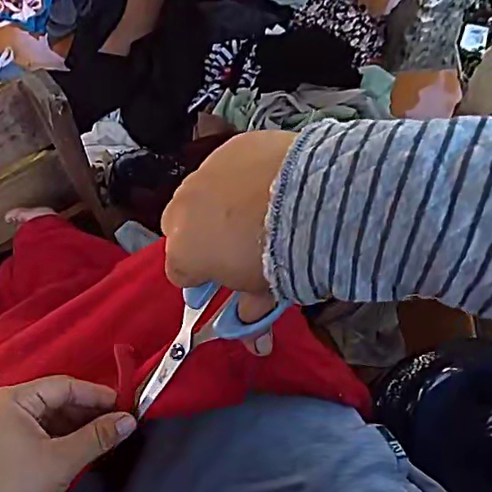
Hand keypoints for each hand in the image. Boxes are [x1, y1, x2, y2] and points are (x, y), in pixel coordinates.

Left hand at [0, 377, 135, 491]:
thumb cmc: (20, 486)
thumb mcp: (64, 459)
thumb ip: (99, 436)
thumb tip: (128, 421)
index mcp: (10, 400)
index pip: (62, 386)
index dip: (96, 395)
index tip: (122, 406)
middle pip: (52, 400)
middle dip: (86, 412)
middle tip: (114, 423)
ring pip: (44, 417)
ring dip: (73, 425)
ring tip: (101, 437)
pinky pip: (32, 431)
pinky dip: (56, 436)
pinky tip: (78, 445)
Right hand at [161, 130, 296, 329]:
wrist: (312, 202)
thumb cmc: (281, 259)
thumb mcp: (265, 293)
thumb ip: (250, 316)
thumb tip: (258, 346)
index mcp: (183, 254)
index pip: (179, 273)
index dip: (201, 278)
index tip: (223, 279)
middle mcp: (182, 210)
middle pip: (180, 227)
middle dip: (202, 236)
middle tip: (238, 244)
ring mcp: (204, 173)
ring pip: (201, 193)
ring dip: (219, 203)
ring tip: (257, 209)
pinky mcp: (230, 145)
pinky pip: (228, 167)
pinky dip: (242, 176)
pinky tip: (270, 182)